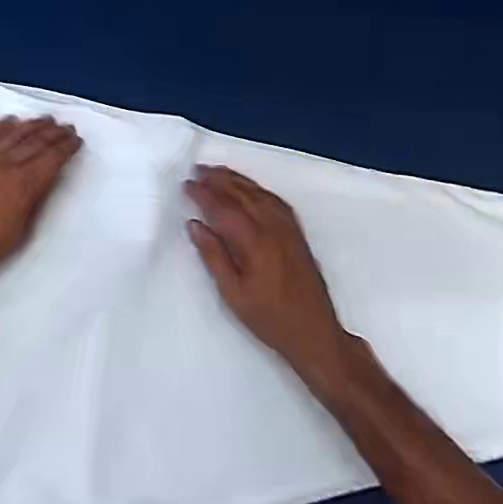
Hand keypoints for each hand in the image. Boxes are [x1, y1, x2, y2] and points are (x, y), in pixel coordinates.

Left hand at [0, 116, 80, 301]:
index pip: (51, 158)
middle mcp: (3, 165)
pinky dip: (2, 126)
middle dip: (54, 133)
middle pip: (35, 141)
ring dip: (33, 124)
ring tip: (47, 119)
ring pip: (13, 134)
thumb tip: (49, 176)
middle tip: (67, 127)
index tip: (76, 140)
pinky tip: (12, 121)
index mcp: (22, 185)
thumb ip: (37, 199)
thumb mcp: (21, 232)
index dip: (66, 147)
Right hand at [184, 164, 353, 374]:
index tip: (187, 186)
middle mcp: (272, 226)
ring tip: (216, 172)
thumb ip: (213, 256)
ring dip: (235, 179)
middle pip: (240, 193)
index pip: (222, 207)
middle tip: (197, 170)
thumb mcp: (233, 294)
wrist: (315, 333)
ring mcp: (287, 226)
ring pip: (257, 192)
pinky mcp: (296, 231)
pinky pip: (274, 199)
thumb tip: (195, 225)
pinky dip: (256, 187)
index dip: (202, 194)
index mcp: (254, 240)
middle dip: (216, 179)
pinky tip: (248, 187)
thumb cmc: (270, 319)